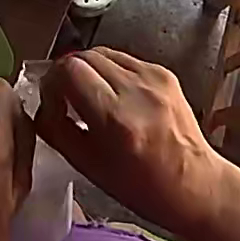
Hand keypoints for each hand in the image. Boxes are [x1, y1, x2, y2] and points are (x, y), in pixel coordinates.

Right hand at [34, 47, 239, 239]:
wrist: (200, 186)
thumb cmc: (142, 187)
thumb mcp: (89, 167)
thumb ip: (56, 130)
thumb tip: (40, 106)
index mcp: (117, 119)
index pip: (69, 71)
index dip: (51, 83)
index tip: (52, 103)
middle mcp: (136, 91)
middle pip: (80, 57)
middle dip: (64, 74)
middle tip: (64, 98)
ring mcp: (153, 78)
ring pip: (99, 53)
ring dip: (84, 69)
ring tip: (87, 95)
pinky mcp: (163, 72)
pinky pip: (121, 58)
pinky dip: (106, 70)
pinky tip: (111, 93)